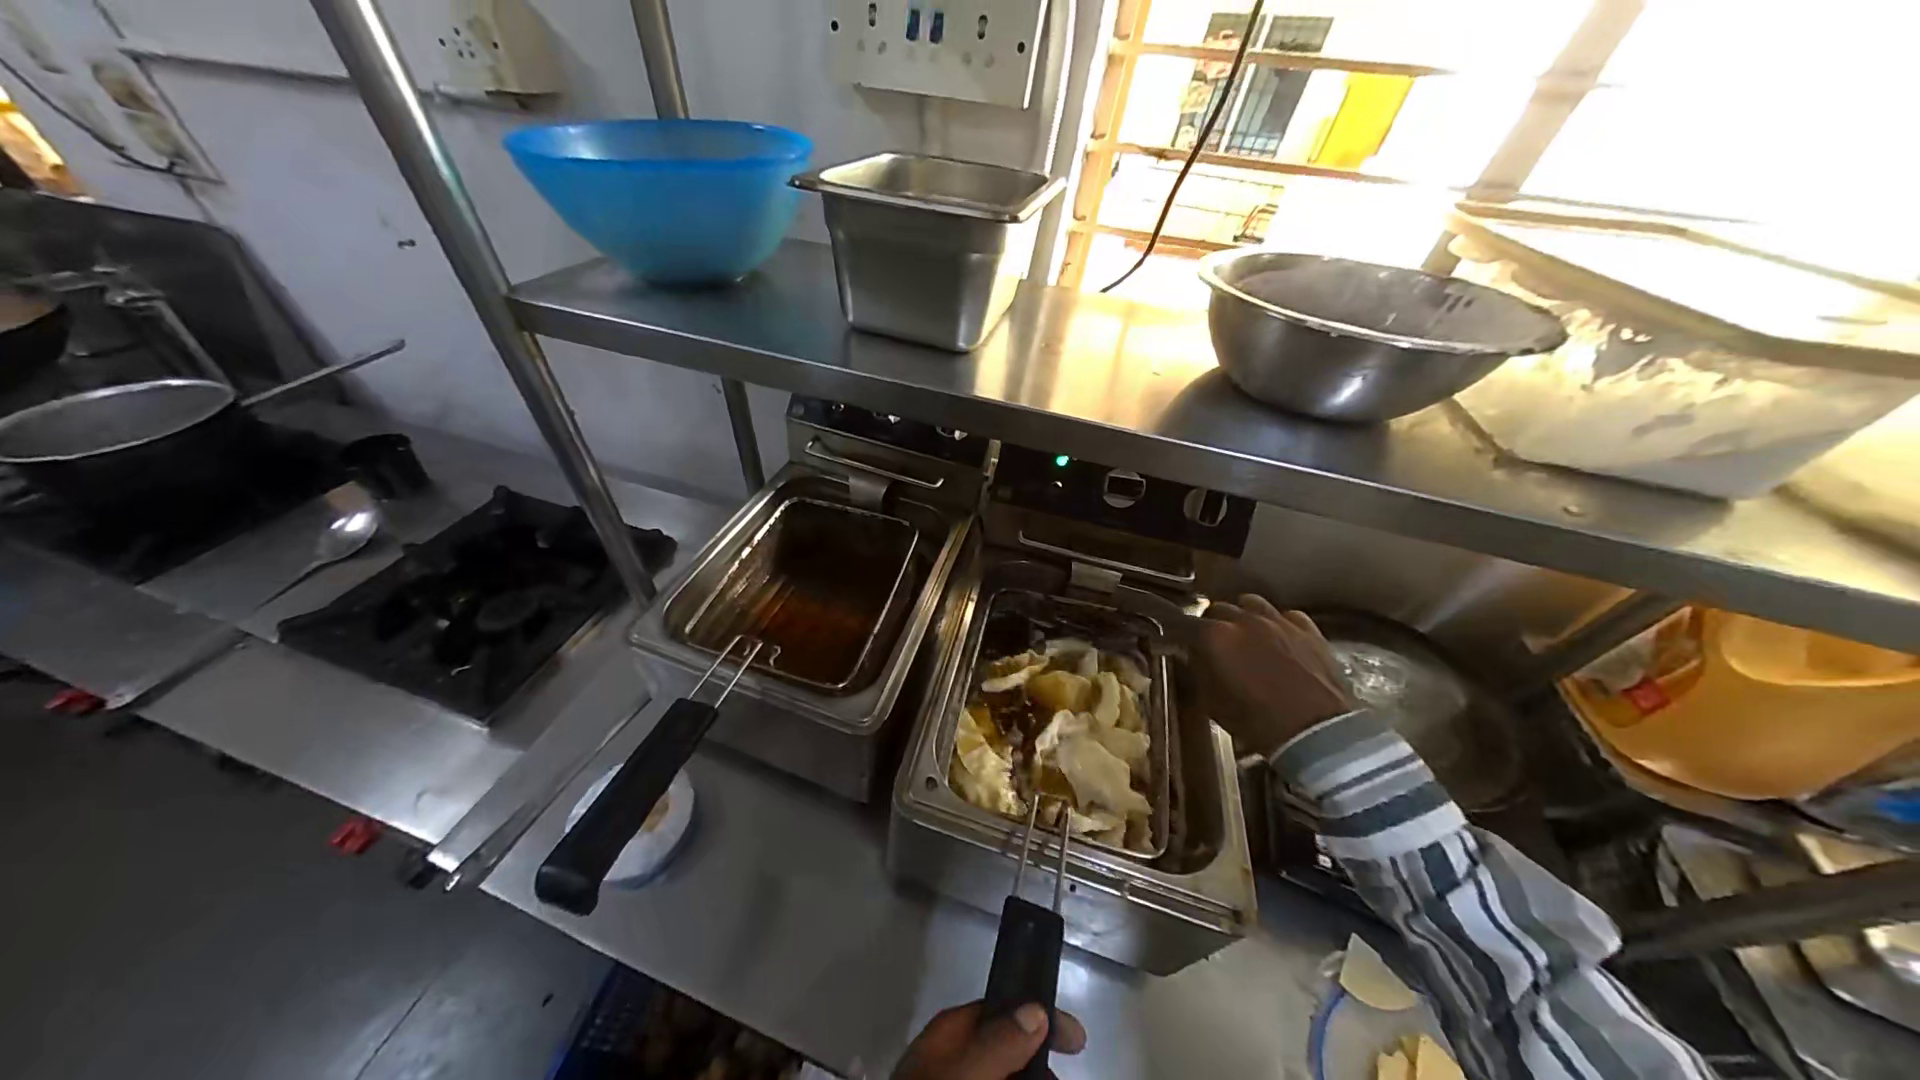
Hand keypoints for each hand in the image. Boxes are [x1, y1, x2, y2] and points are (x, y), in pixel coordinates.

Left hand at [892, 1001, 1086, 1079]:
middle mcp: (956, 1059)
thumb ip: (996, 1044)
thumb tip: (1036, 1010)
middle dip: (1039, 1069)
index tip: (1076, 1041)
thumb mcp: (961, 1076)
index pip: (1003, 1008)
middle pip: (1010, 1052)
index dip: (1042, 1019)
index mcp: (952, 1035)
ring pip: (1005, 1078)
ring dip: (1029, 1079)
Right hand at [1192, 595, 1353, 757]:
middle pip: (1217, 608)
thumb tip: (1194, 658)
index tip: (1178, 643)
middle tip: (1214, 643)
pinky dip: (1277, 624)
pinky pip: (1285, 615)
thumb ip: (1199, 673)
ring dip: (1243, 615)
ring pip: (1251, 603)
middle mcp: (1244, 620)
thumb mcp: (1213, 704)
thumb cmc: (1259, 723)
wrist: (1318, 732)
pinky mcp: (1308, 629)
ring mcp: (1278, 621)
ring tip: (1246, 634)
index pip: (1184, 624)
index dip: (1179, 634)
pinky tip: (1280, 640)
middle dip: (1212, 623)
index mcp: (1215, 637)